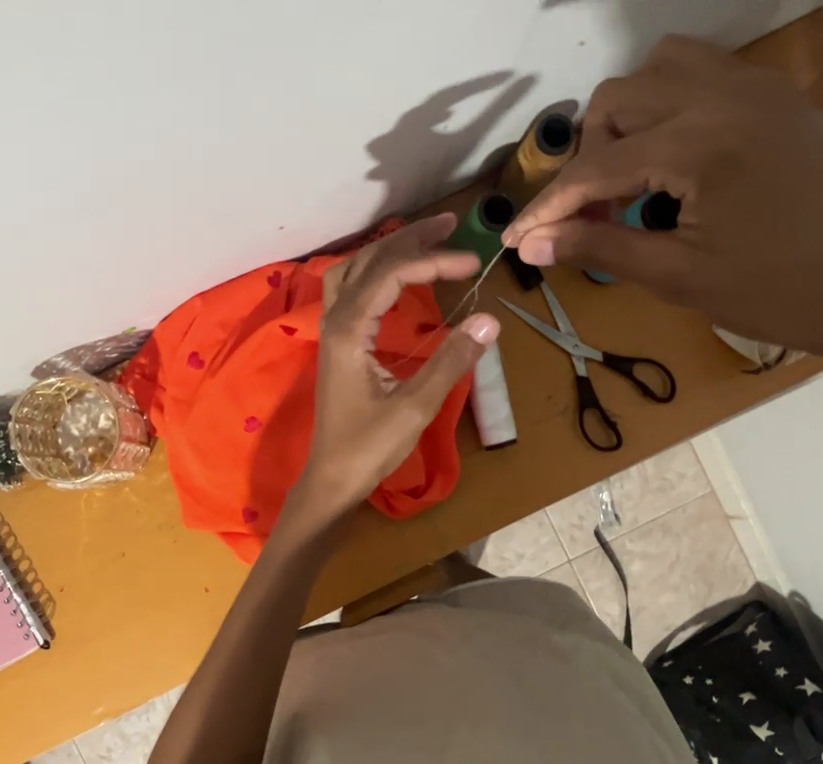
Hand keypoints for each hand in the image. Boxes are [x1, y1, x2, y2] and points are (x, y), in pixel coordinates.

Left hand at [290, 214, 500, 521]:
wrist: (332, 478)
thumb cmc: (368, 447)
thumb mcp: (415, 407)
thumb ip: (451, 361)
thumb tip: (490, 320)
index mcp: (348, 330)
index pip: (391, 274)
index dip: (433, 261)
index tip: (472, 264)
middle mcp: (335, 321)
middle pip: (368, 261)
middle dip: (409, 240)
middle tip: (450, 225)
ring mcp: (332, 333)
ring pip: (354, 272)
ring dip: (388, 252)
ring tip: (425, 241)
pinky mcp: (337, 346)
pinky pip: (351, 292)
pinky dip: (376, 274)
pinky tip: (397, 279)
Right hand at [504, 37, 822, 373]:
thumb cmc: (778, 293)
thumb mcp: (679, 277)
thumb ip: (601, 249)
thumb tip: (533, 245)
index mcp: (698, 142)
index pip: (596, 166)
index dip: (548, 207)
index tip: (516, 240)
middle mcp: (725, 95)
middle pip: (620, 98)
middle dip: (588, 157)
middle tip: (588, 218)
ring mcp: (759, 90)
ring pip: (661, 70)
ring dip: (627, 120)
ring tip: (629, 183)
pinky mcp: (778, 100)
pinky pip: (705, 75)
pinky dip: (670, 108)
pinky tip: (673, 164)